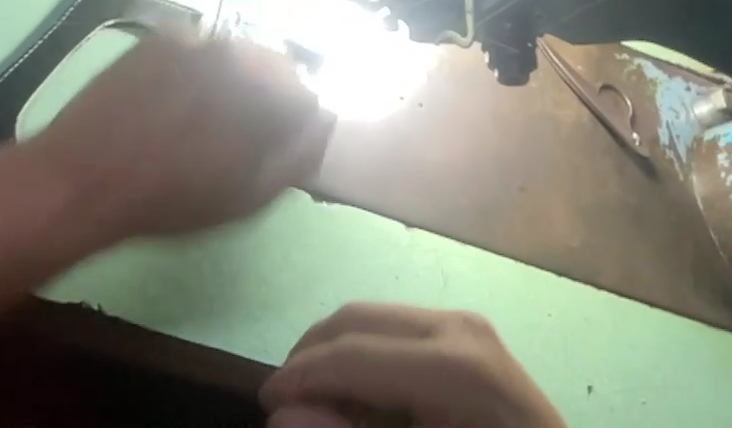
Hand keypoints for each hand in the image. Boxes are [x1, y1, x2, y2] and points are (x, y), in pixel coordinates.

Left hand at [26, 35, 334, 239]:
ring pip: (235, 54)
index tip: (274, 146)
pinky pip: (196, 48)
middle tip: (241, 132)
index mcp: (262, 91)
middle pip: (273, 67)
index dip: (294, 124)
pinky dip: (199, 68)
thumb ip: (297, 156)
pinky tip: (174, 99)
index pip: (306, 96)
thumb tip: (324, 124)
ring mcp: (192, 40)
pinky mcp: (158, 39)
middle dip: (269, 96)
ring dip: (235, 79)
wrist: (84, 176)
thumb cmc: (170, 197)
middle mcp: (233, 52)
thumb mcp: (246, 195)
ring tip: (205, 116)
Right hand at [261, 304, 564, 427]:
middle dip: (311, 355)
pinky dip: (364, 354)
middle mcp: (458, 327)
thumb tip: (282, 414)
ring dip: (335, 352)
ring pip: (372, 317)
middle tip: (282, 400)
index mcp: (455, 366)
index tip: (263, 404)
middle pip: (356, 319)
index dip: (300, 376)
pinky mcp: (468, 333)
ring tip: (315, 398)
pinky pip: (395, 328)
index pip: (353, 354)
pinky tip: (356, 391)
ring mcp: (466, 324)